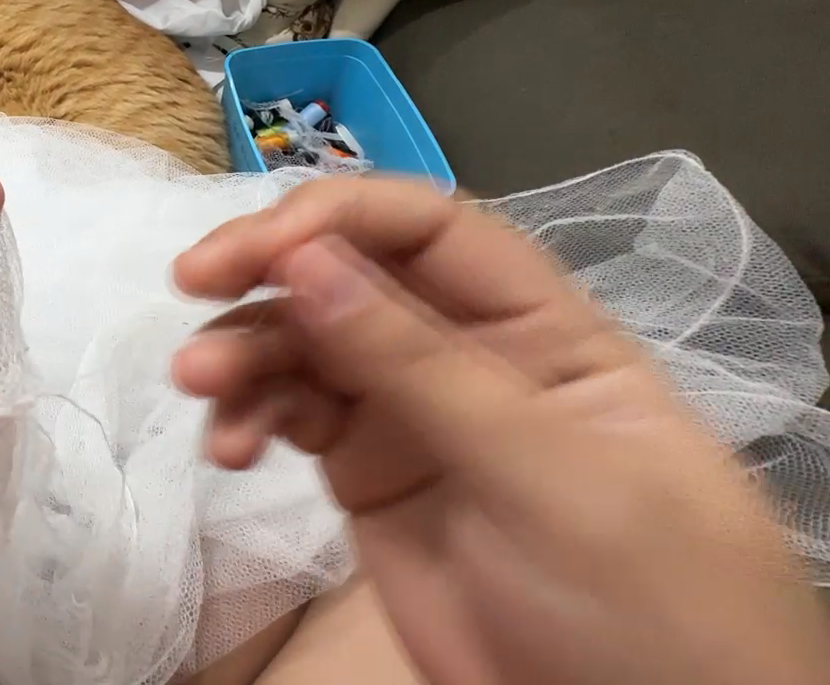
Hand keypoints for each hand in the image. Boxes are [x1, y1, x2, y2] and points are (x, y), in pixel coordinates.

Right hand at [171, 177, 829, 684]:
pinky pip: (280, 408)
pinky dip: (244, 417)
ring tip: (195, 382)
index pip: (426, 228)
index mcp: (533, 328)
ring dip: (237, 352)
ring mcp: (397, 403)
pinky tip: (230, 452)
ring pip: (295, 339)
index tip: (258, 249)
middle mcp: (454, 347)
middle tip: (189, 281)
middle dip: (259, 267)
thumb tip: (301, 260)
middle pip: (340, 270)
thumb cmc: (640, 613)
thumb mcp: (543, 481)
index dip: (336, 217)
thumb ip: (418, 365)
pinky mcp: (351, 457)